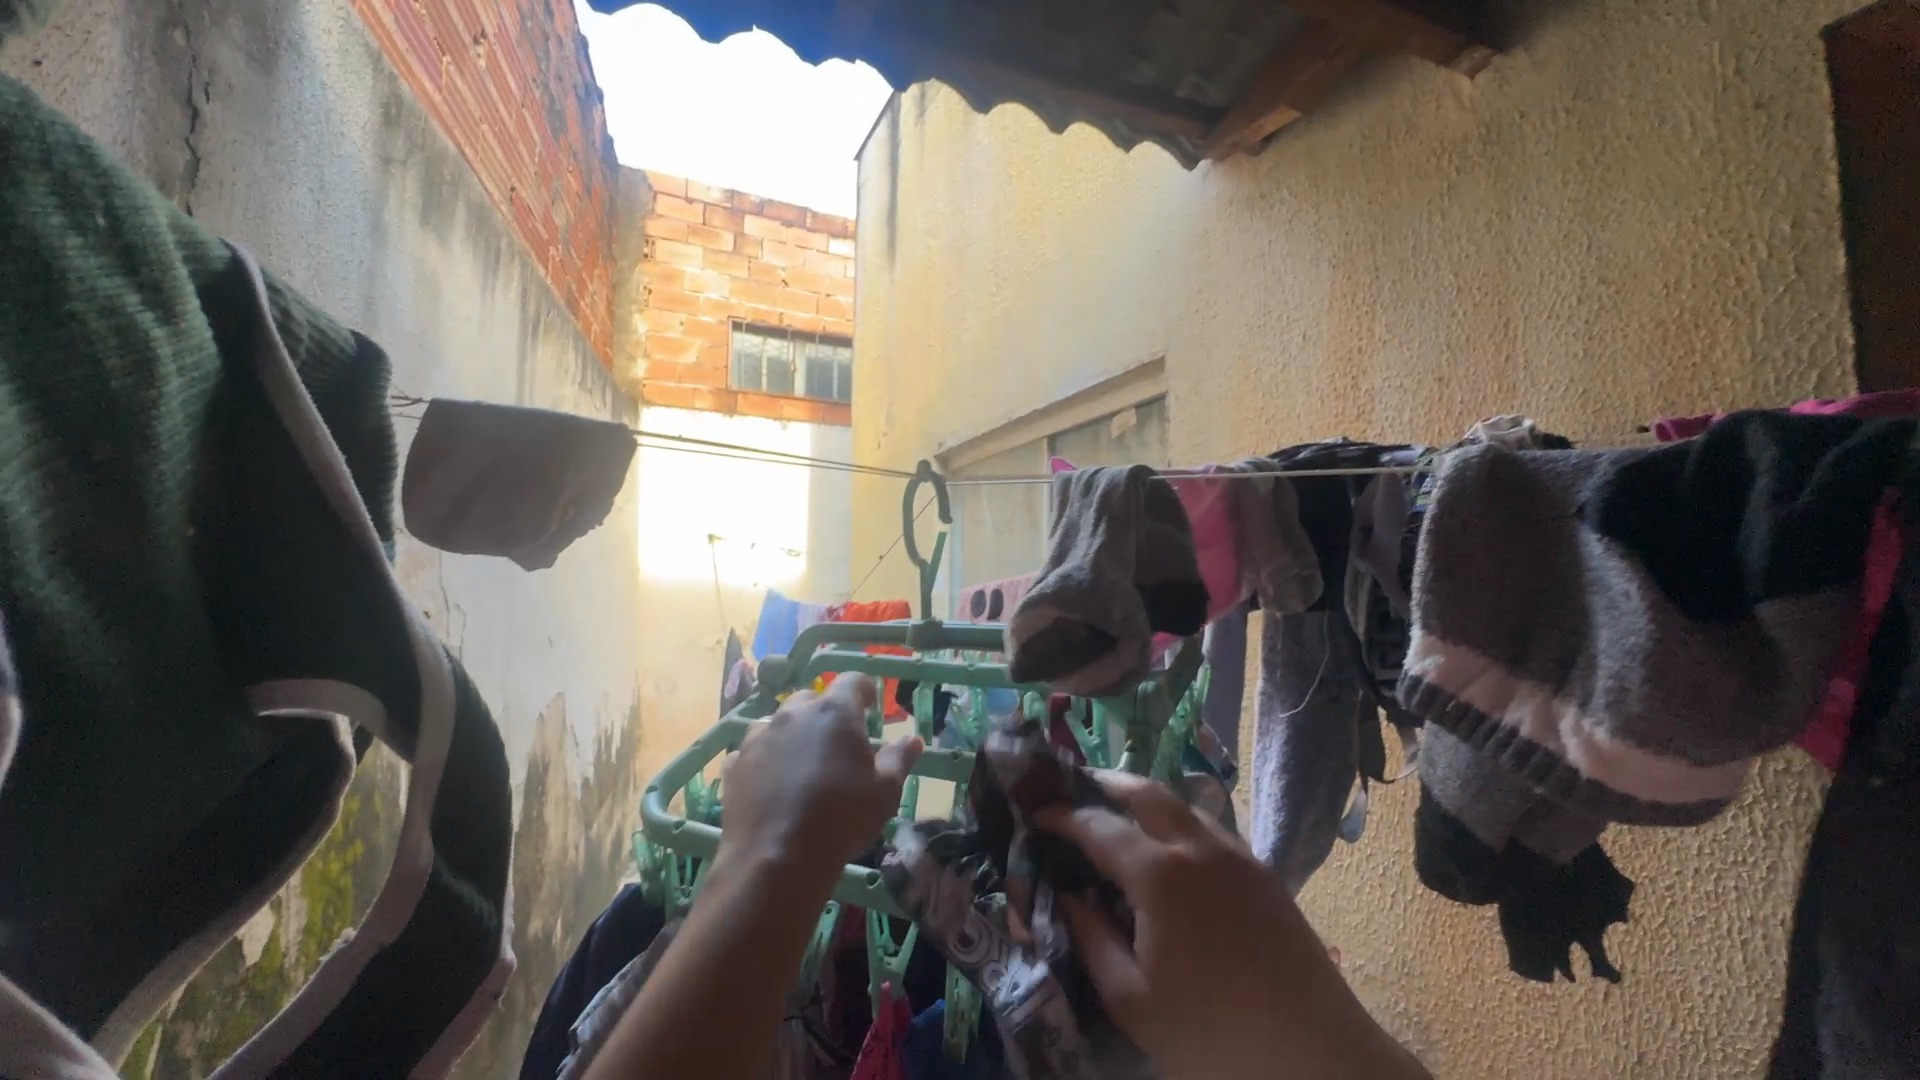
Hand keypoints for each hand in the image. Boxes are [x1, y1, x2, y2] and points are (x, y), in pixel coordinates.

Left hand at [718, 675, 923, 883]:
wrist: (776, 859)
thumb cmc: (842, 819)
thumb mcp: (885, 792)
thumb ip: (899, 759)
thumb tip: (912, 740)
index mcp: (835, 713)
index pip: (853, 681)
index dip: (864, 690)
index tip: (871, 706)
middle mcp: (794, 714)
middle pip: (812, 698)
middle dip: (826, 712)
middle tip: (838, 741)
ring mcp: (759, 737)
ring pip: (778, 721)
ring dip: (792, 733)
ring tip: (802, 762)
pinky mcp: (735, 764)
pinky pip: (753, 750)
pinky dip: (765, 758)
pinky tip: (772, 783)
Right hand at [1040, 772, 1429, 1079]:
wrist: (1316, 1058)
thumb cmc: (1211, 1035)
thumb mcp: (1131, 999)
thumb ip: (1090, 938)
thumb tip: (1067, 897)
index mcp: (1159, 874)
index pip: (1098, 827)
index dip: (1062, 816)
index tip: (1036, 814)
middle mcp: (1198, 847)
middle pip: (1146, 792)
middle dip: (1107, 783)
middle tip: (1077, 785)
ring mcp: (1238, 856)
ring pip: (1184, 805)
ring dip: (1147, 800)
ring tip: (1121, 814)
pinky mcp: (1264, 874)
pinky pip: (1212, 830)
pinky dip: (1181, 823)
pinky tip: (1173, 851)